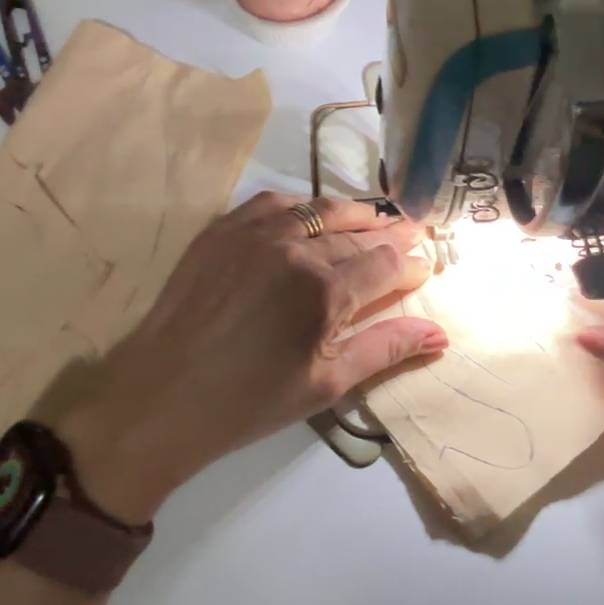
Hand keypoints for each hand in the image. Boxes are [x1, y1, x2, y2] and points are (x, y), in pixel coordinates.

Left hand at [56, 194, 444, 521]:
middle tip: (409, 234)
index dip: (409, 262)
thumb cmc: (249, 401)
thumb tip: (440, 333)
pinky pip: (272, 203)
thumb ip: (385, 349)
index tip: (423, 263)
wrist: (163, 395)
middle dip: (388, 234)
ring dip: (351, 213)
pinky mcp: (222, 229)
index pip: (384, 263)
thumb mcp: (326, 384)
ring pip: (318, 210)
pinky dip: (300, 205)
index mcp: (325, 292)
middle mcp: (295, 250)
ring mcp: (255, 233)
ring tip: (371, 218)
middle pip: (356, 232)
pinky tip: (309, 213)